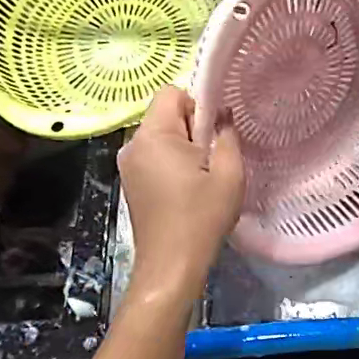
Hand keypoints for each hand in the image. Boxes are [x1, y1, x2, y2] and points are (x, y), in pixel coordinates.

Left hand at [116, 87, 244, 294]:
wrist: (171, 265)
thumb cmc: (202, 217)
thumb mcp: (229, 174)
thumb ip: (227, 136)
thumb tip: (223, 115)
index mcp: (154, 136)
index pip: (171, 93)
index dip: (197, 104)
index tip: (214, 132)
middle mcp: (133, 144)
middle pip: (165, 114)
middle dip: (193, 128)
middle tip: (213, 159)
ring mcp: (128, 165)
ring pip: (161, 137)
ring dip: (184, 147)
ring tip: (203, 177)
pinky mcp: (131, 182)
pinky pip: (154, 156)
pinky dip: (173, 163)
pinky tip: (188, 190)